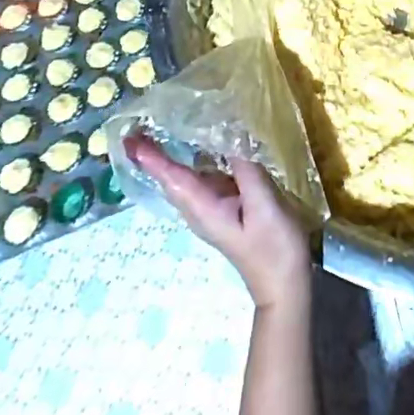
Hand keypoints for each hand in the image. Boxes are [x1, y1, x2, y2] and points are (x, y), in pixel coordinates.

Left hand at [126, 135, 310, 308]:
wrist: (285, 287)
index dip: (151, 157)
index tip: (128, 138)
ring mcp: (211, 207)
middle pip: (170, 176)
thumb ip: (246, 167)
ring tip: (155, 127)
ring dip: (168, 154)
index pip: (171, 177)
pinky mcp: (225, 205)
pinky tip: (201, 141)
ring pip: (184, 176)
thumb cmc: (274, 248)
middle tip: (133, 127)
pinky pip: (202, 177)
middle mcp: (200, 207)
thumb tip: (229, 131)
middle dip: (150, 152)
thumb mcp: (263, 204)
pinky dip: (194, 159)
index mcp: (203, 207)